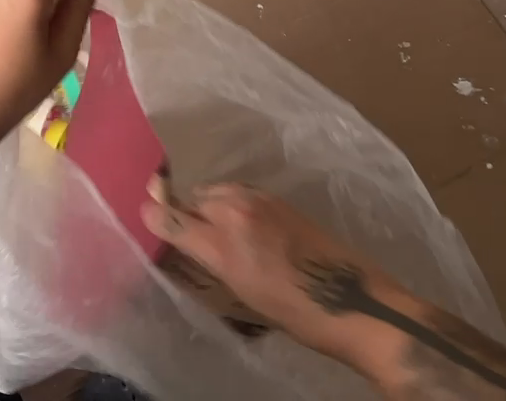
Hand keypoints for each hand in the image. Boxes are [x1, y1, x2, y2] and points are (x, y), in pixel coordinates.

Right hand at [141, 182, 406, 373]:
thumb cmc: (297, 314)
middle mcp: (233, 211)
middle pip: (187, 198)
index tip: (146, 221)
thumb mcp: (240, 294)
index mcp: (221, 244)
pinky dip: (230, 203)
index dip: (151, 216)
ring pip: (211, 191)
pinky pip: (236, 191)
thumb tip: (174, 245)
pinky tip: (243, 225)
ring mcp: (256, 198)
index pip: (166, 216)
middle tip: (189, 237)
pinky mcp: (275, 196)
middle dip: (182, 213)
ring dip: (207, 206)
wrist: (359, 304)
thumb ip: (203, 261)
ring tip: (218, 231)